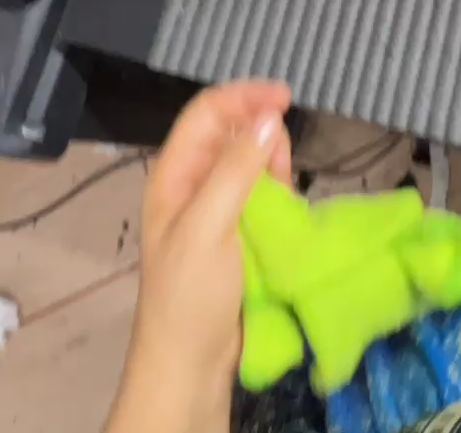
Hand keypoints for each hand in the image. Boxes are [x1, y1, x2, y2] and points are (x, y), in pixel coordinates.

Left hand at [105, 81, 292, 432]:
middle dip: (258, 125)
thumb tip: (267, 117)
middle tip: (285, 146)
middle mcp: (192, 181)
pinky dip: (274, 182)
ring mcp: (214, 205)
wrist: (190, 365)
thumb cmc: (190, 295)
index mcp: (174, 173)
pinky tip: (286, 193)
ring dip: (269, 155)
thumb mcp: (209, 227)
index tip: (283, 96)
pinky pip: (258, 188)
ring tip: (285, 174)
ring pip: (246, 157)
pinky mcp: (236, 227)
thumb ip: (236, 169)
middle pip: (227, 130)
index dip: (242, 96)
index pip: (206, 113)